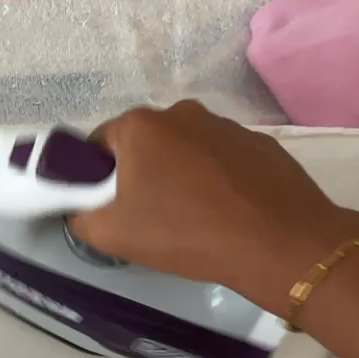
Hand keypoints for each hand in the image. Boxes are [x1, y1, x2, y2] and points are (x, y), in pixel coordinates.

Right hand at [66, 100, 358, 311]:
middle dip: (137, 172)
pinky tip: (222, 212)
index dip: (94, 176)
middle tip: (144, 214)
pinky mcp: (260, 144)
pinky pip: (220, 159)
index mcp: (140, 126)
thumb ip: (78, 217)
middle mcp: (181, 113)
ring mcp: (225, 125)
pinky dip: (213, 180)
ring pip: (182, 150)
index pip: (97, 144)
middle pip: (142, 144)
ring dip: (177, 174)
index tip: (106, 205)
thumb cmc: (184, 232)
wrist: (279, 244)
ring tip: (188, 215)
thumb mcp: (110, 234)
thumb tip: (80, 210)